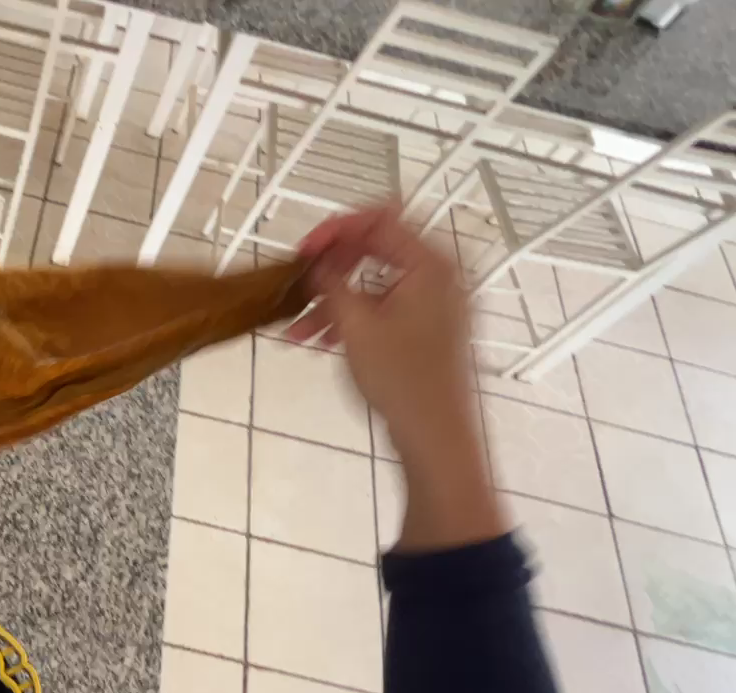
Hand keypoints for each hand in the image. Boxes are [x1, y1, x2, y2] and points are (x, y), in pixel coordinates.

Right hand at [290, 206, 476, 456]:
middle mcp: (437, 274)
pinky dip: (350, 317)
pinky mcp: (424, 326)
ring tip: (298, 328)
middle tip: (298, 287)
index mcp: (429, 263)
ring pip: (372, 284)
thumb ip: (332, 285)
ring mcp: (433, 301)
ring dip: (332, 300)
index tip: (303, 250)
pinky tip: (320, 339)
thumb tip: (316, 263)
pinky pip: (381, 307)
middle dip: (330, 271)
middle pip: (375, 251)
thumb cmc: (401, 378)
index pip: (379, 220)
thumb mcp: (355, 326)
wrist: (433, 428)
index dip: (335, 229)